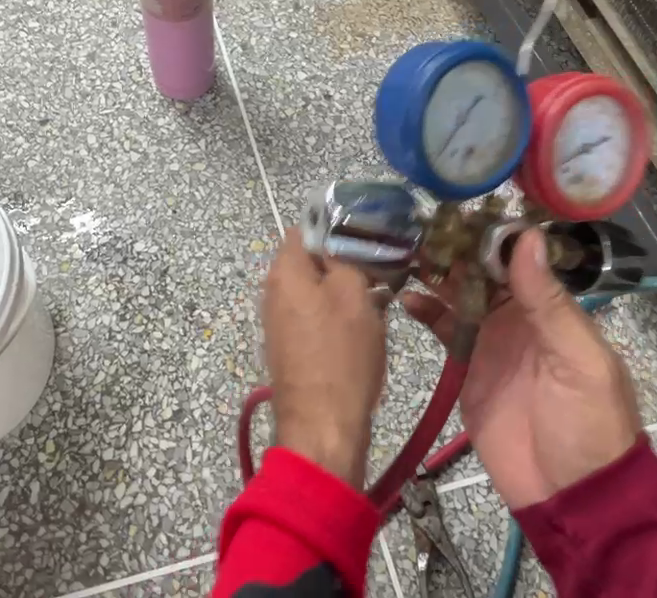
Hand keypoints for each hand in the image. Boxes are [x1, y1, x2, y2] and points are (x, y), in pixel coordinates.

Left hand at [261, 228, 387, 488]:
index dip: (338, 229)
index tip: (369, 239)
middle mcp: (274, 290)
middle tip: (382, 272)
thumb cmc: (341, 354)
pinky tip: (367, 329)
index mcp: (285, 270)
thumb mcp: (353, 292)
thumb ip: (345, 256)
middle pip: (312, 260)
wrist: (323, 427)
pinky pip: (317, 317)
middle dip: (346, 263)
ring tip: (381, 302)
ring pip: (318, 290)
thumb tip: (341, 239)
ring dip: (347, 292)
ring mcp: (280, 320)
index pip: (307, 228)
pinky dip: (339, 318)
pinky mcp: (292, 346)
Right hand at [402, 229, 641, 508]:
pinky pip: (442, 328)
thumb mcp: (579, 361)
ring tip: (404, 251)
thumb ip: (550, 302)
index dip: (490, 233)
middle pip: (481, 270)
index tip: (458, 209)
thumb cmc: (587, 424)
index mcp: (551, 307)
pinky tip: (406, 296)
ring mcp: (489, 338)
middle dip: (454, 247)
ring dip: (435, 272)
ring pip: (458, 293)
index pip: (517, 257)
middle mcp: (518, 314)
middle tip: (419, 225)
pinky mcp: (466, 365)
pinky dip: (424, 310)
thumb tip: (526, 236)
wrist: (569, 495)